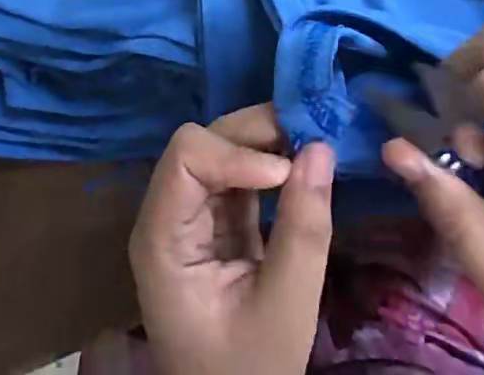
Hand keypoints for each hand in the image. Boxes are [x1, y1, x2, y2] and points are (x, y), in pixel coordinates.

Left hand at [129, 105, 334, 374]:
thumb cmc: (251, 370)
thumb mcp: (285, 310)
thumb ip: (303, 231)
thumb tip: (321, 148)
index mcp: (162, 238)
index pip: (186, 157)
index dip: (235, 152)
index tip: (286, 172)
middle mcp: (169, 213)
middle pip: (205, 142)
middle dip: (258, 133)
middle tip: (314, 137)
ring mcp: (192, 213)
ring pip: (225, 146)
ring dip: (270, 139)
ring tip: (316, 145)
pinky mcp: (217, 218)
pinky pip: (242, 170)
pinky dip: (274, 159)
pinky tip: (305, 164)